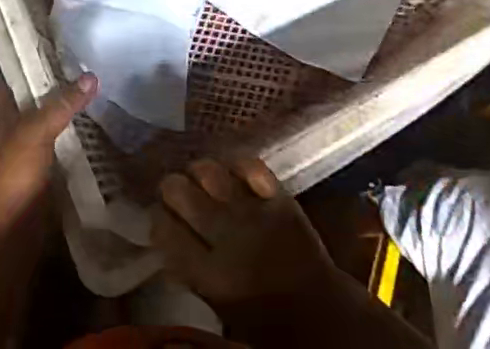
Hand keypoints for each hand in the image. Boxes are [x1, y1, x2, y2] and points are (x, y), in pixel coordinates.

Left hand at [0, 74, 98, 240]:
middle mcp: (17, 137)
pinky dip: (83, 153)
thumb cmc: (12, 178)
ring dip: (72, 122)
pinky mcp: (50, 186)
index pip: (8, 85)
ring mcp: (33, 162)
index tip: (45, 48)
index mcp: (5, 120)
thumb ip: (60, 107)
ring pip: (52, 134)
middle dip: (54, 93)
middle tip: (87, 73)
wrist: (9, 239)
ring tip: (104, 101)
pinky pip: (68, 162)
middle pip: (33, 108)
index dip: (20, 67)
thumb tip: (90, 75)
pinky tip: (105, 146)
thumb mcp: (34, 134)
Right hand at [151, 157, 340, 321]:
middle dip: (172, 190)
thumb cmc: (268, 322)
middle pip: (176, 188)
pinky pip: (249, 165)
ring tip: (205, 185)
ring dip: (200, 174)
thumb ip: (187, 269)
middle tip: (179, 198)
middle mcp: (226, 238)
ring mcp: (255, 215)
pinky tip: (235, 177)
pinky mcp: (281, 201)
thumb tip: (161, 238)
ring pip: (207, 170)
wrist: (331, 323)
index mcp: (209, 274)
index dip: (158, 218)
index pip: (161, 225)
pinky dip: (238, 166)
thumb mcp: (218, 308)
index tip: (163, 220)